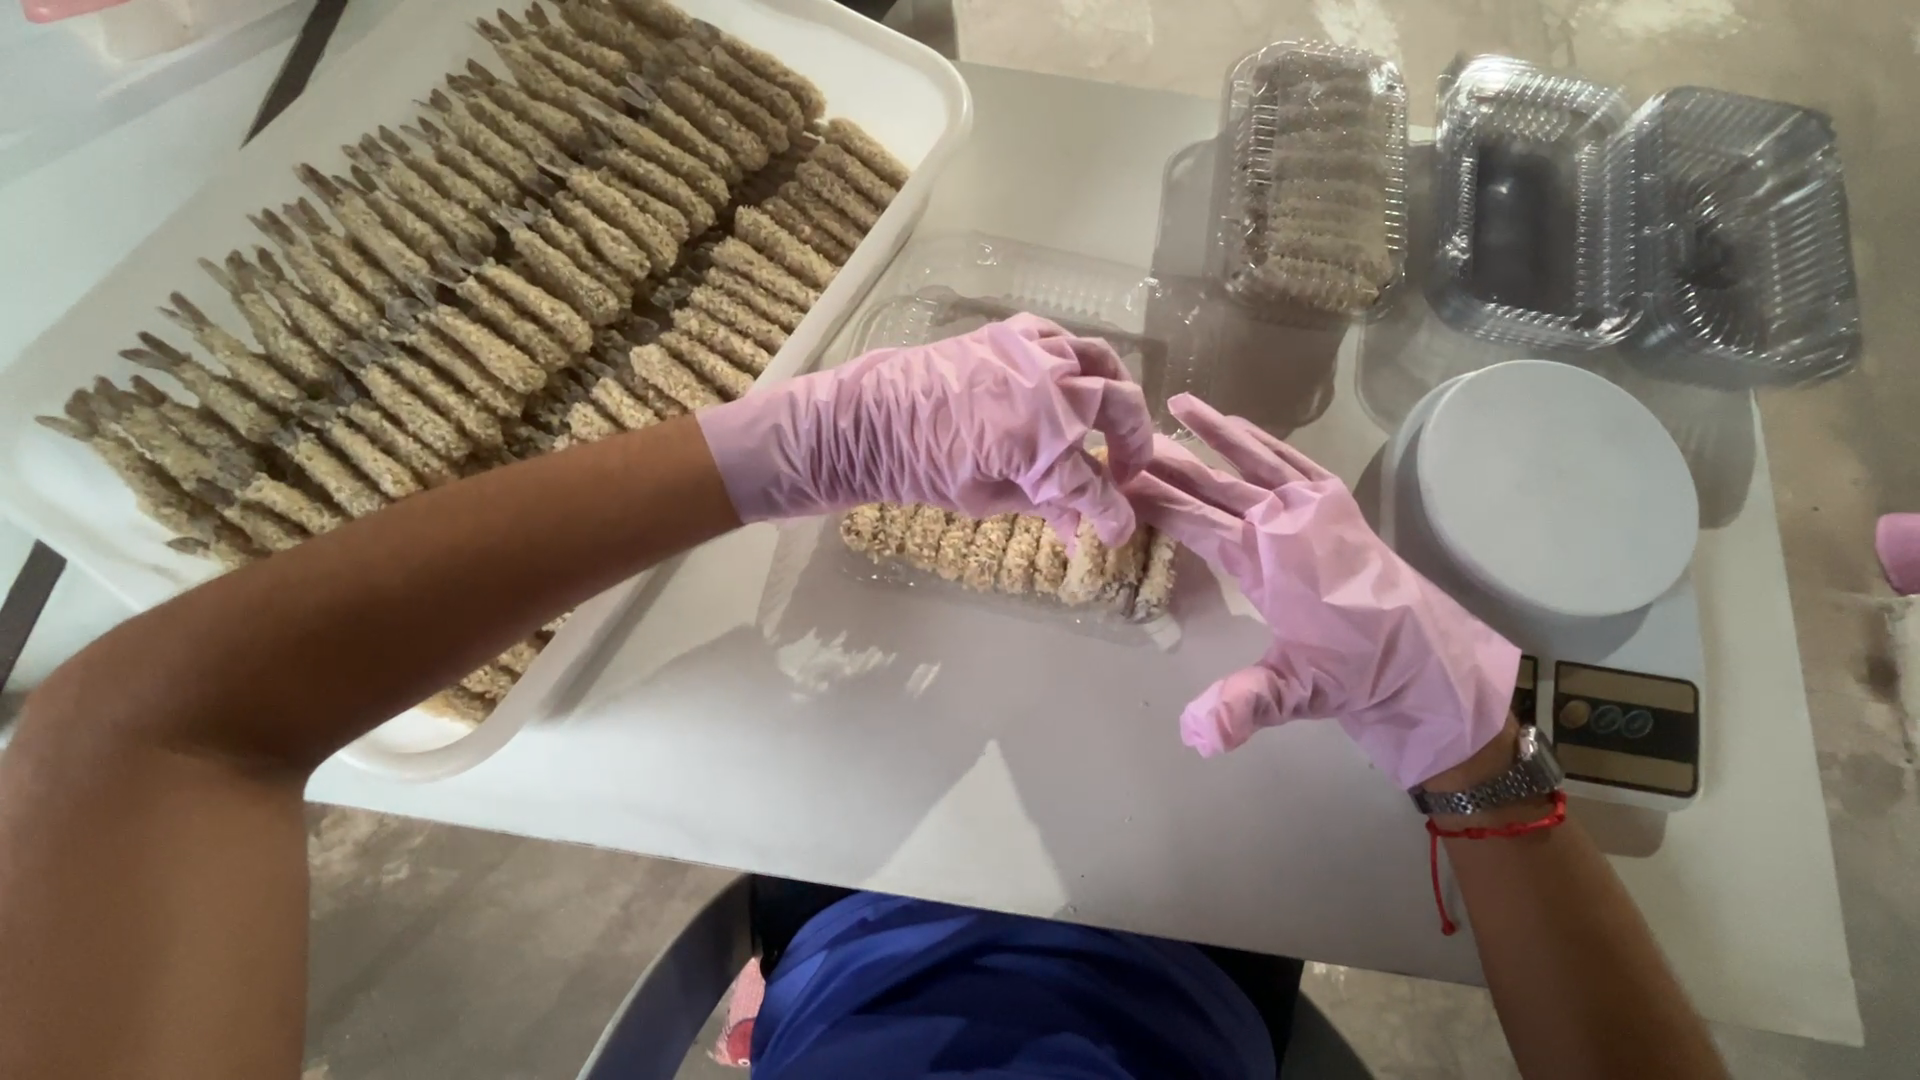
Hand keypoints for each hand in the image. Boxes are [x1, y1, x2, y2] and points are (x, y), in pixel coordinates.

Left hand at [697, 314, 1154, 544]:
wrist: (868, 419)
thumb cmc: (919, 468)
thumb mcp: (984, 501)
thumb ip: (1040, 506)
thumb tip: (1077, 528)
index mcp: (1038, 448)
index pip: (1096, 488)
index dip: (1113, 515)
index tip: (1118, 531)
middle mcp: (1047, 395)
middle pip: (1119, 410)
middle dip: (1133, 446)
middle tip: (1125, 471)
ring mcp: (1031, 356)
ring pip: (1102, 363)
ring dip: (1115, 396)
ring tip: (1107, 422)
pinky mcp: (1010, 335)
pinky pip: (1062, 338)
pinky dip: (1077, 361)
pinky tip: (1068, 381)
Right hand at [1124, 394, 1519, 788]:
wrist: (1430, 665)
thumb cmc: (1356, 676)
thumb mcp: (1296, 694)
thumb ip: (1243, 707)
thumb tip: (1193, 739)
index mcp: (1267, 560)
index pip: (1196, 519)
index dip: (1153, 500)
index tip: (1115, 479)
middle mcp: (1288, 522)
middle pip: (1216, 483)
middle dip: (1169, 460)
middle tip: (1124, 439)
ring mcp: (1316, 507)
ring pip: (1254, 459)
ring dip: (1215, 432)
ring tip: (1178, 404)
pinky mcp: (1338, 505)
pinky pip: (1293, 459)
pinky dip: (1263, 440)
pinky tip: (1240, 426)